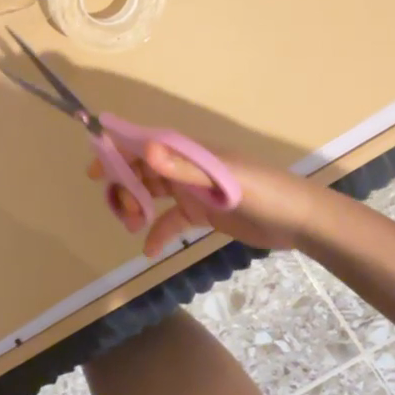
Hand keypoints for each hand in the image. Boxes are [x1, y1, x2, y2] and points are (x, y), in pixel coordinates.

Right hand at [89, 143, 322, 255]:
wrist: (300, 220)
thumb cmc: (262, 191)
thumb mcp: (221, 179)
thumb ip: (182, 167)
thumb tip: (145, 150)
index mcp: (187, 151)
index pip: (142, 144)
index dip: (115, 152)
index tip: (94, 172)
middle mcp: (184, 166)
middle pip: (141, 170)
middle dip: (123, 186)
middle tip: (121, 211)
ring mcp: (192, 190)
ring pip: (151, 194)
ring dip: (136, 207)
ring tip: (132, 226)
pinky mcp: (201, 213)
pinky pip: (170, 221)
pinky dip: (157, 233)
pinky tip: (149, 250)